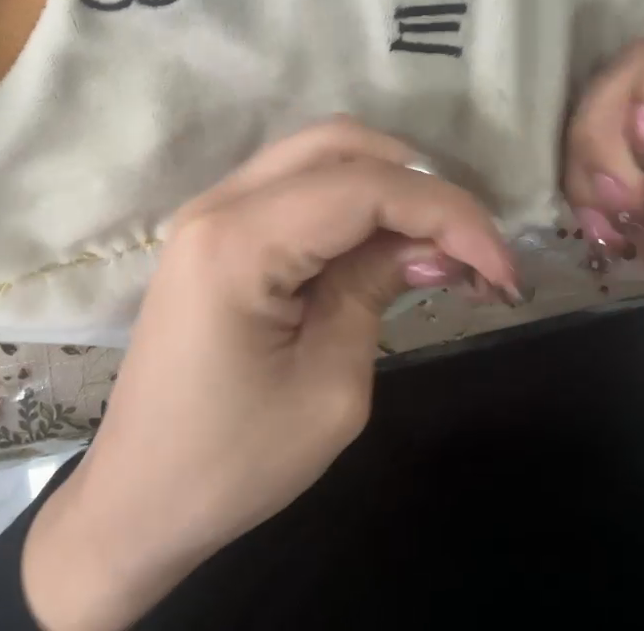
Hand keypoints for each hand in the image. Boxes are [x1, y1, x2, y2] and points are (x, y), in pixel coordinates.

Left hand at [23, 119, 517, 630]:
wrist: (138, 498)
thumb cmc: (232, 462)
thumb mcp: (330, 387)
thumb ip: (376, 289)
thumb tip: (431, 242)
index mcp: (238, 241)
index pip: (365, 187)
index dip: (448, 213)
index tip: (504, 270)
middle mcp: (217, 203)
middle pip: (339, 145)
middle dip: (420, 185)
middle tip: (471, 249)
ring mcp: (209, 212)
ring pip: (317, 157)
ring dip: (387, 187)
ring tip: (439, 247)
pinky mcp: (213, 233)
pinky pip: (293, 189)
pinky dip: (350, 202)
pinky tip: (385, 245)